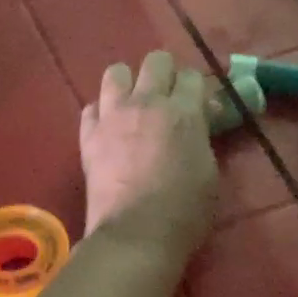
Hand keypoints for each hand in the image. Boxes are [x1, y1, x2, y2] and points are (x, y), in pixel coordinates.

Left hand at [80, 49, 219, 261]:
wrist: (136, 235)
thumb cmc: (185, 211)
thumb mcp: (209, 173)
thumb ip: (202, 139)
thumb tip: (199, 123)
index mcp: (183, 112)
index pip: (191, 76)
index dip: (196, 89)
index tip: (198, 106)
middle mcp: (146, 103)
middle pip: (156, 61)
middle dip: (165, 74)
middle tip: (168, 99)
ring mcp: (112, 116)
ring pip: (116, 73)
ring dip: (128, 84)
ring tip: (134, 106)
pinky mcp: (88, 135)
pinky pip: (91, 108)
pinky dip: (101, 114)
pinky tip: (109, 130)